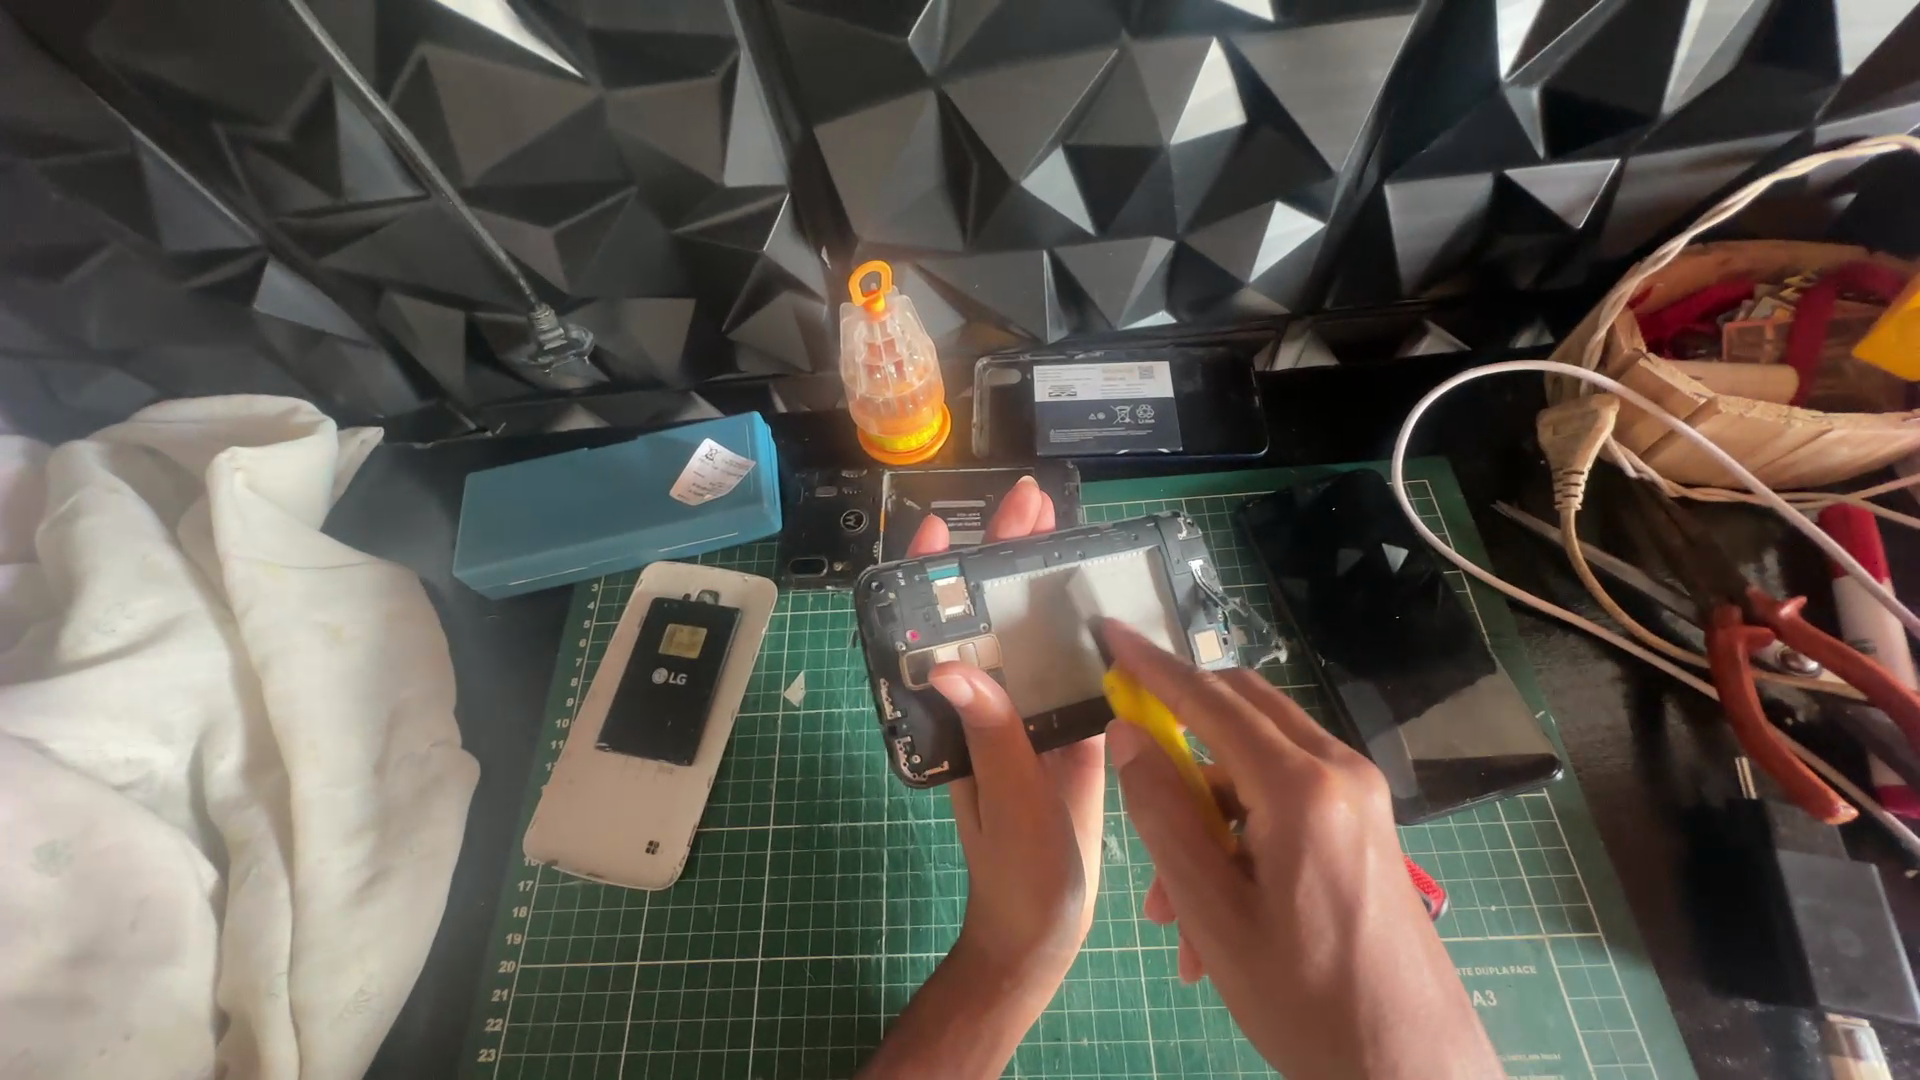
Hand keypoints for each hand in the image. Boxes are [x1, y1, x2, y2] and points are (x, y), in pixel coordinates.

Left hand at [861, 478, 1104, 1078]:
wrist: (1043, 927)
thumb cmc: (1018, 873)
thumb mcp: (1007, 803)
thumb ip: (989, 737)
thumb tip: (949, 666)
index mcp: (961, 717)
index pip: (941, 631)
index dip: (934, 575)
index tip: (940, 522)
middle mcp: (989, 706)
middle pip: (990, 618)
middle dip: (1004, 556)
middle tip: (1033, 500)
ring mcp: (1027, 717)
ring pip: (1029, 636)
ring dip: (1044, 583)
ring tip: (1067, 531)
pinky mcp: (1063, 732)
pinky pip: (1068, 672)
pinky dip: (1080, 632)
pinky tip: (1103, 602)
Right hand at [1102, 622, 1499, 1079]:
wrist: (1416, 1076)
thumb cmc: (1305, 1000)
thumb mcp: (1212, 911)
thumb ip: (1163, 812)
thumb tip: (1127, 734)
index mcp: (1301, 788)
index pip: (1209, 699)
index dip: (1151, 665)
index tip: (1110, 632)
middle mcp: (1338, 771)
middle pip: (1239, 710)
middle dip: (1177, 736)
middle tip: (1133, 768)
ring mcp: (1358, 795)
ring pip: (1255, 762)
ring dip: (1204, 809)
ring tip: (1171, 904)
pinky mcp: (1363, 822)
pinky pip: (1283, 795)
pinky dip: (1238, 828)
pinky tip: (1213, 908)